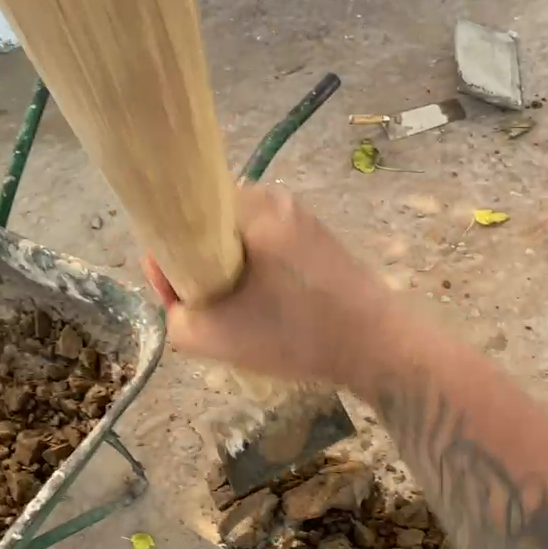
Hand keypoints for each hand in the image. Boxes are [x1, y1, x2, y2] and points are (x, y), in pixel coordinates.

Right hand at [141, 186, 400, 389]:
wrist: (379, 349)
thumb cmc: (294, 335)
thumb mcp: (212, 337)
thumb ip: (174, 312)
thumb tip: (174, 292)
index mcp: (249, 206)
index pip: (183, 213)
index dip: (167, 253)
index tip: (174, 290)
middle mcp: (275, 199)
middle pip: (209, 227)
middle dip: (197, 265)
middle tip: (202, 308)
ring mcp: (301, 218)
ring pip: (238, 241)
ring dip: (226, 273)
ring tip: (235, 314)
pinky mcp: (319, 241)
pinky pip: (267, 250)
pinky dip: (255, 276)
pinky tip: (265, 311)